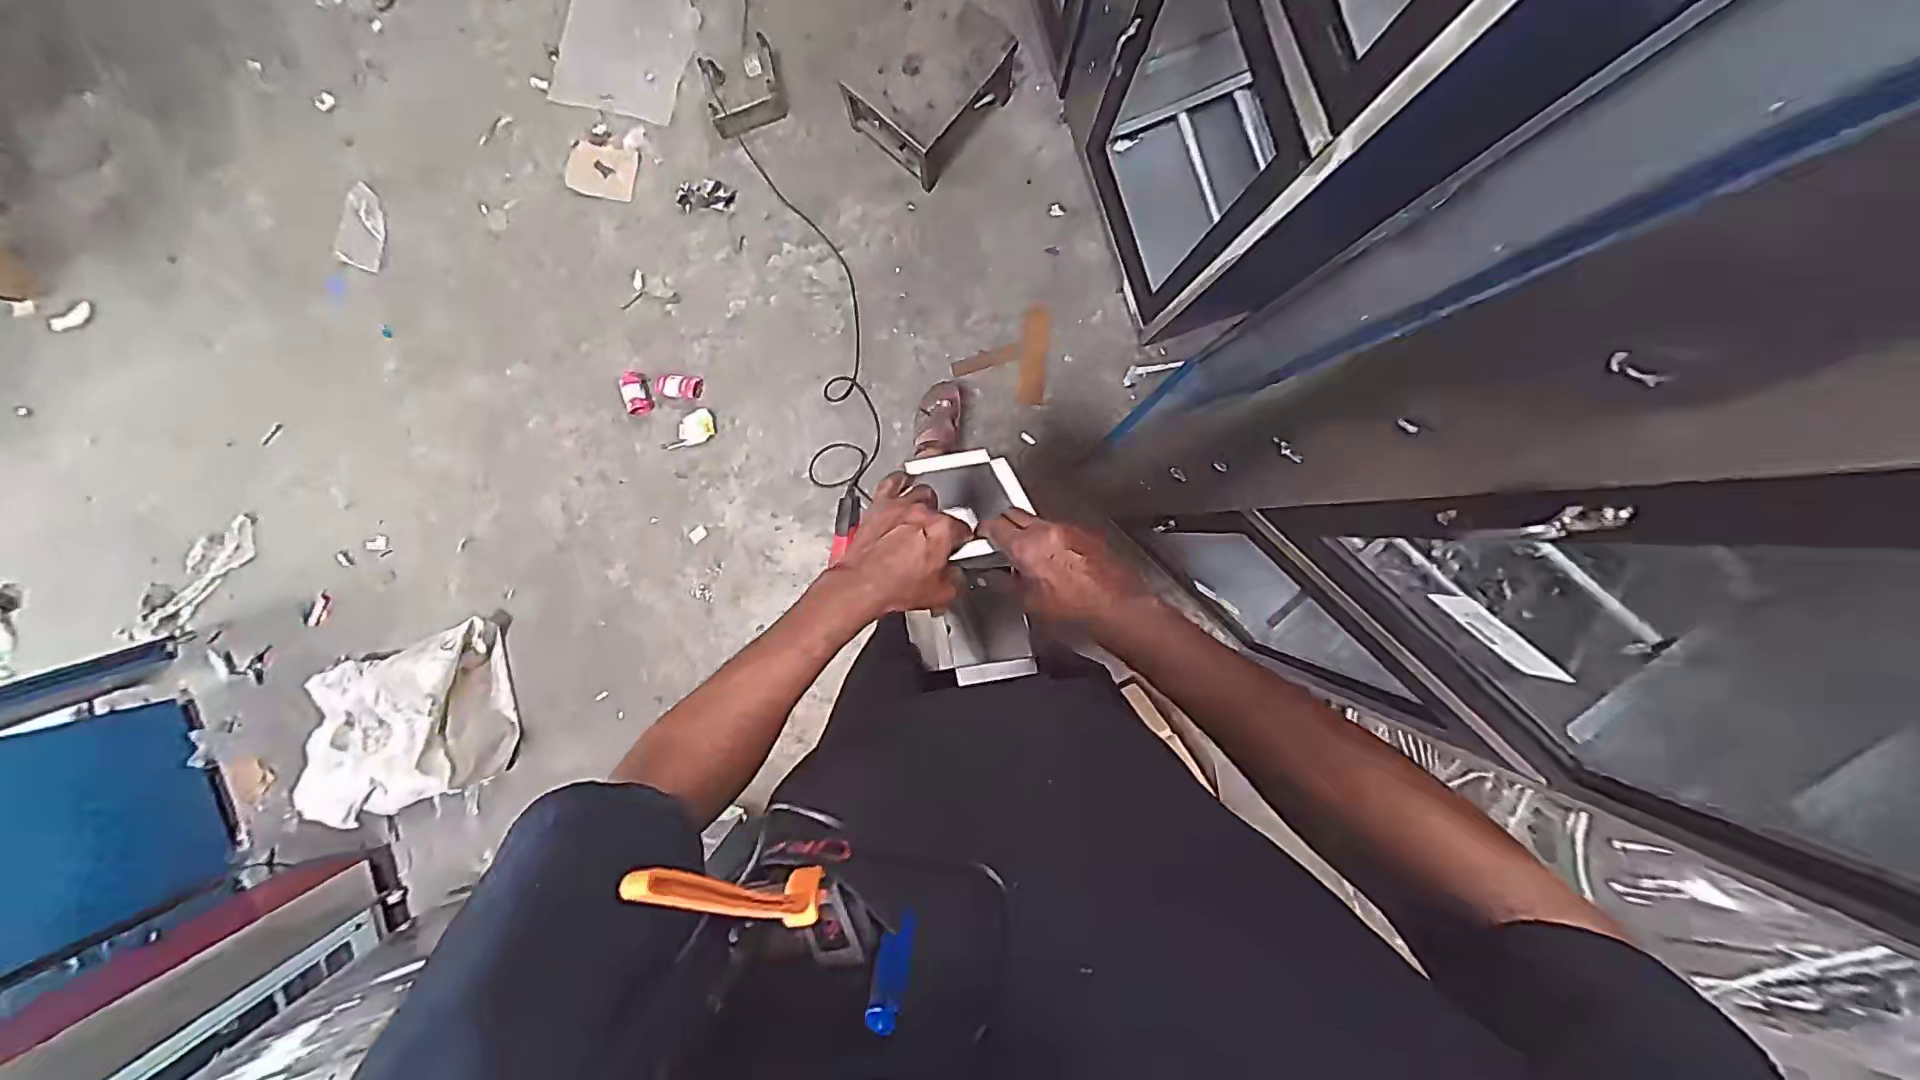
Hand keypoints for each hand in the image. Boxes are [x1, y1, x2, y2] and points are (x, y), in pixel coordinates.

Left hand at [827, 472, 971, 615]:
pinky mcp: (879, 505)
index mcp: (943, 530)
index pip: (964, 529)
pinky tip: (902, 486)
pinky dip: (900, 482)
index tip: (958, 547)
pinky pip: (892, 482)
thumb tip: (957, 575)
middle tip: (936, 540)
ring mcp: (900, 505)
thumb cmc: (893, 586)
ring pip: (922, 491)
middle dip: (942, 525)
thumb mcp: (940, 593)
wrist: (861, 585)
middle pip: (943, 511)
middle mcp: (922, 512)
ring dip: (925, 503)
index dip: (963, 541)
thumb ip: (957, 580)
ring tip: (923, 515)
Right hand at [977, 508, 1158, 634]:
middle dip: (1004, 526)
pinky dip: (1052, 541)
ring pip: (1039, 522)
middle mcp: (1047, 531)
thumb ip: (1008, 582)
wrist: (1118, 610)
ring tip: (1031, 559)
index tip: (982, 537)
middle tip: (1000, 543)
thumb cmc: (1080, 613)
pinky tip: (1056, 562)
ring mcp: (1069, 530)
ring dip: (1030, 534)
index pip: (994, 525)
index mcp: (1026, 546)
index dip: (984, 532)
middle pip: (1014, 514)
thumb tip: (998, 576)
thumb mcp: (1030, 603)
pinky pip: (1061, 531)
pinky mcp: (1087, 535)